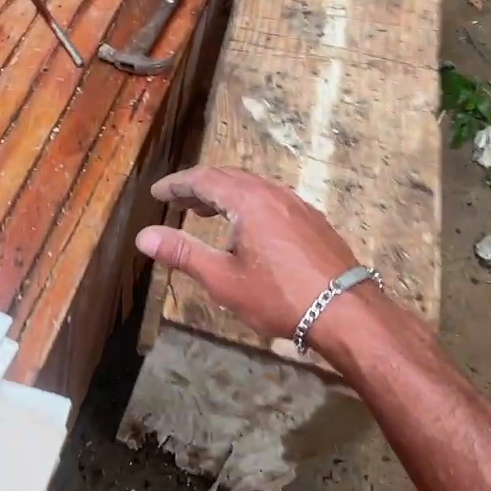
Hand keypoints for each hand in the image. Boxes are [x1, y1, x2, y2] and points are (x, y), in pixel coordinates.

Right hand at [134, 166, 373, 354]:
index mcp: (249, 201)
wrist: (347, 313)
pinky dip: (248, 204)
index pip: (204, 179)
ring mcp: (298, 206)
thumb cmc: (279, 296)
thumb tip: (143, 236)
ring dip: (224, 194)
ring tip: (205, 213)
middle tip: (176, 201)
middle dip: (198, 187)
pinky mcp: (313, 221)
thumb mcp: (223, 279)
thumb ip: (182, 253)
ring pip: (253, 188)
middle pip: (229, 178)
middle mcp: (274, 194)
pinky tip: (247, 228)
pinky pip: (271, 200)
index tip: (156, 193)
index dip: (176, 184)